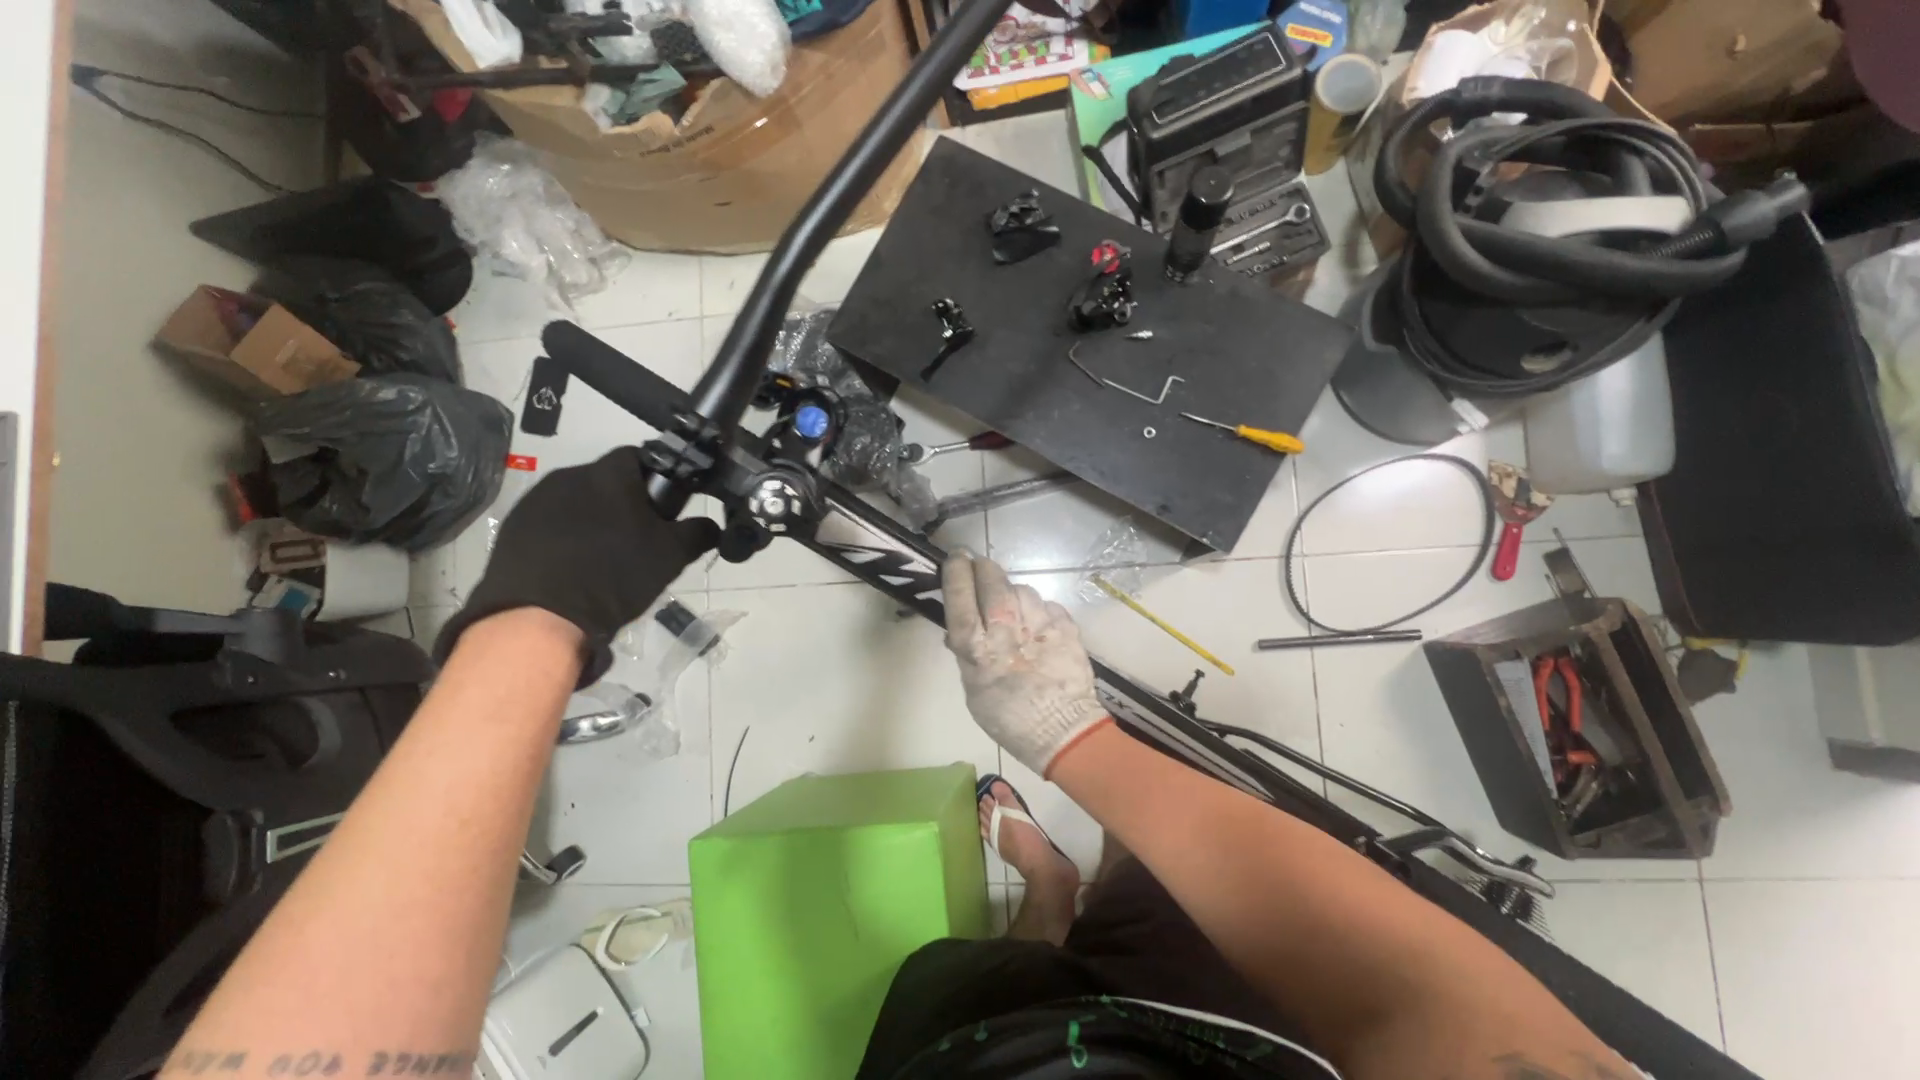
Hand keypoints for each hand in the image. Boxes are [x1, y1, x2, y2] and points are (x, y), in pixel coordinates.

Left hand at [435, 447, 719, 685]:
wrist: (540, 617)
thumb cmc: (614, 576)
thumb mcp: (671, 557)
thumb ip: (698, 533)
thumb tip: (711, 525)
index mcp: (610, 474)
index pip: (640, 456)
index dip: (656, 480)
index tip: (663, 510)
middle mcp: (568, 475)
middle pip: (606, 481)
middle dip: (623, 503)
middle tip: (637, 540)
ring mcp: (534, 500)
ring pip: (576, 502)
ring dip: (592, 520)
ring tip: (602, 559)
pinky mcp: (512, 527)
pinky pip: (549, 523)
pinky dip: (563, 538)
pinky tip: (572, 569)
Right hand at [941, 552, 1109, 776]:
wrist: (1064, 732)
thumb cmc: (1009, 719)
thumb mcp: (974, 690)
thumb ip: (968, 656)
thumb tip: (960, 634)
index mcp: (978, 649)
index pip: (960, 599)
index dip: (956, 574)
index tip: (955, 559)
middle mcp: (1006, 630)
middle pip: (992, 583)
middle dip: (984, 568)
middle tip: (980, 565)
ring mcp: (1040, 625)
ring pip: (1022, 590)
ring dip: (1013, 591)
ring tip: (1012, 604)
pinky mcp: (1066, 627)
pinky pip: (1047, 605)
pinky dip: (1039, 610)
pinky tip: (1038, 625)